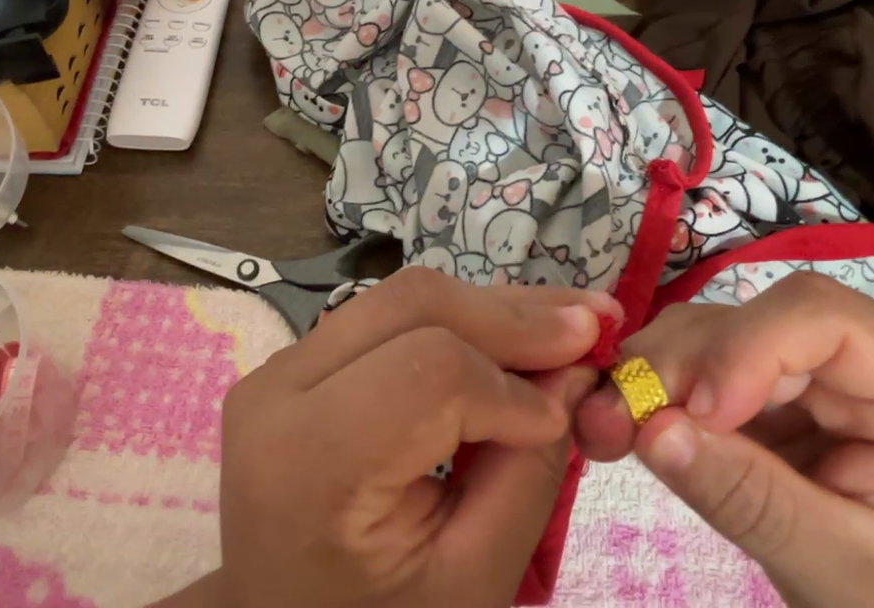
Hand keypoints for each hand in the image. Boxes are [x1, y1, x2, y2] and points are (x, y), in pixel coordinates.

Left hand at [160, 266, 618, 607]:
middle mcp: (277, 389)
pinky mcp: (292, 359)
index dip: (511, 383)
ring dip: (491, 308)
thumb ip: (530, 472)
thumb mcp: (472, 576)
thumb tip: (576, 369)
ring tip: (568, 322)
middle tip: (596, 323)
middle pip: (413, 305)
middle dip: (514, 314)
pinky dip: (456, 322)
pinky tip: (509, 335)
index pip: (429, 371)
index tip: (564, 415)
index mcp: (308, 460)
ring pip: (401, 297)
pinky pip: (385, 317)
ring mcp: (277, 366)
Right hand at [574, 272, 873, 607]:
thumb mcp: (852, 579)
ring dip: (653, 374)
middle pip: (753, 319)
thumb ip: (754, 503)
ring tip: (607, 429)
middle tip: (610, 422)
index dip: (747, 346)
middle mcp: (862, 362)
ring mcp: (810, 380)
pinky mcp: (769, 404)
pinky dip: (655, 395)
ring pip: (713, 336)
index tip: (696, 415)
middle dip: (678, 364)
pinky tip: (625, 428)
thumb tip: (649, 429)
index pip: (822, 316)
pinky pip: (699, 374)